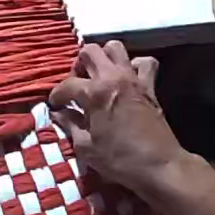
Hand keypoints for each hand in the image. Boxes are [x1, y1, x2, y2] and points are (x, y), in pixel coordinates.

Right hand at [47, 42, 192, 192]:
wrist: (159, 166)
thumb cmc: (119, 159)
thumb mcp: (86, 147)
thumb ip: (70, 125)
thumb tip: (59, 114)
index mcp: (94, 92)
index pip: (67, 85)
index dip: (57, 96)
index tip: (55, 106)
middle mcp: (113, 78)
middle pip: (90, 51)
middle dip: (79, 65)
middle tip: (77, 84)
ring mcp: (133, 79)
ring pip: (115, 48)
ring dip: (104, 58)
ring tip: (99, 76)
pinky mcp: (150, 86)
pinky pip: (144, 63)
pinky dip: (134, 65)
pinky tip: (127, 79)